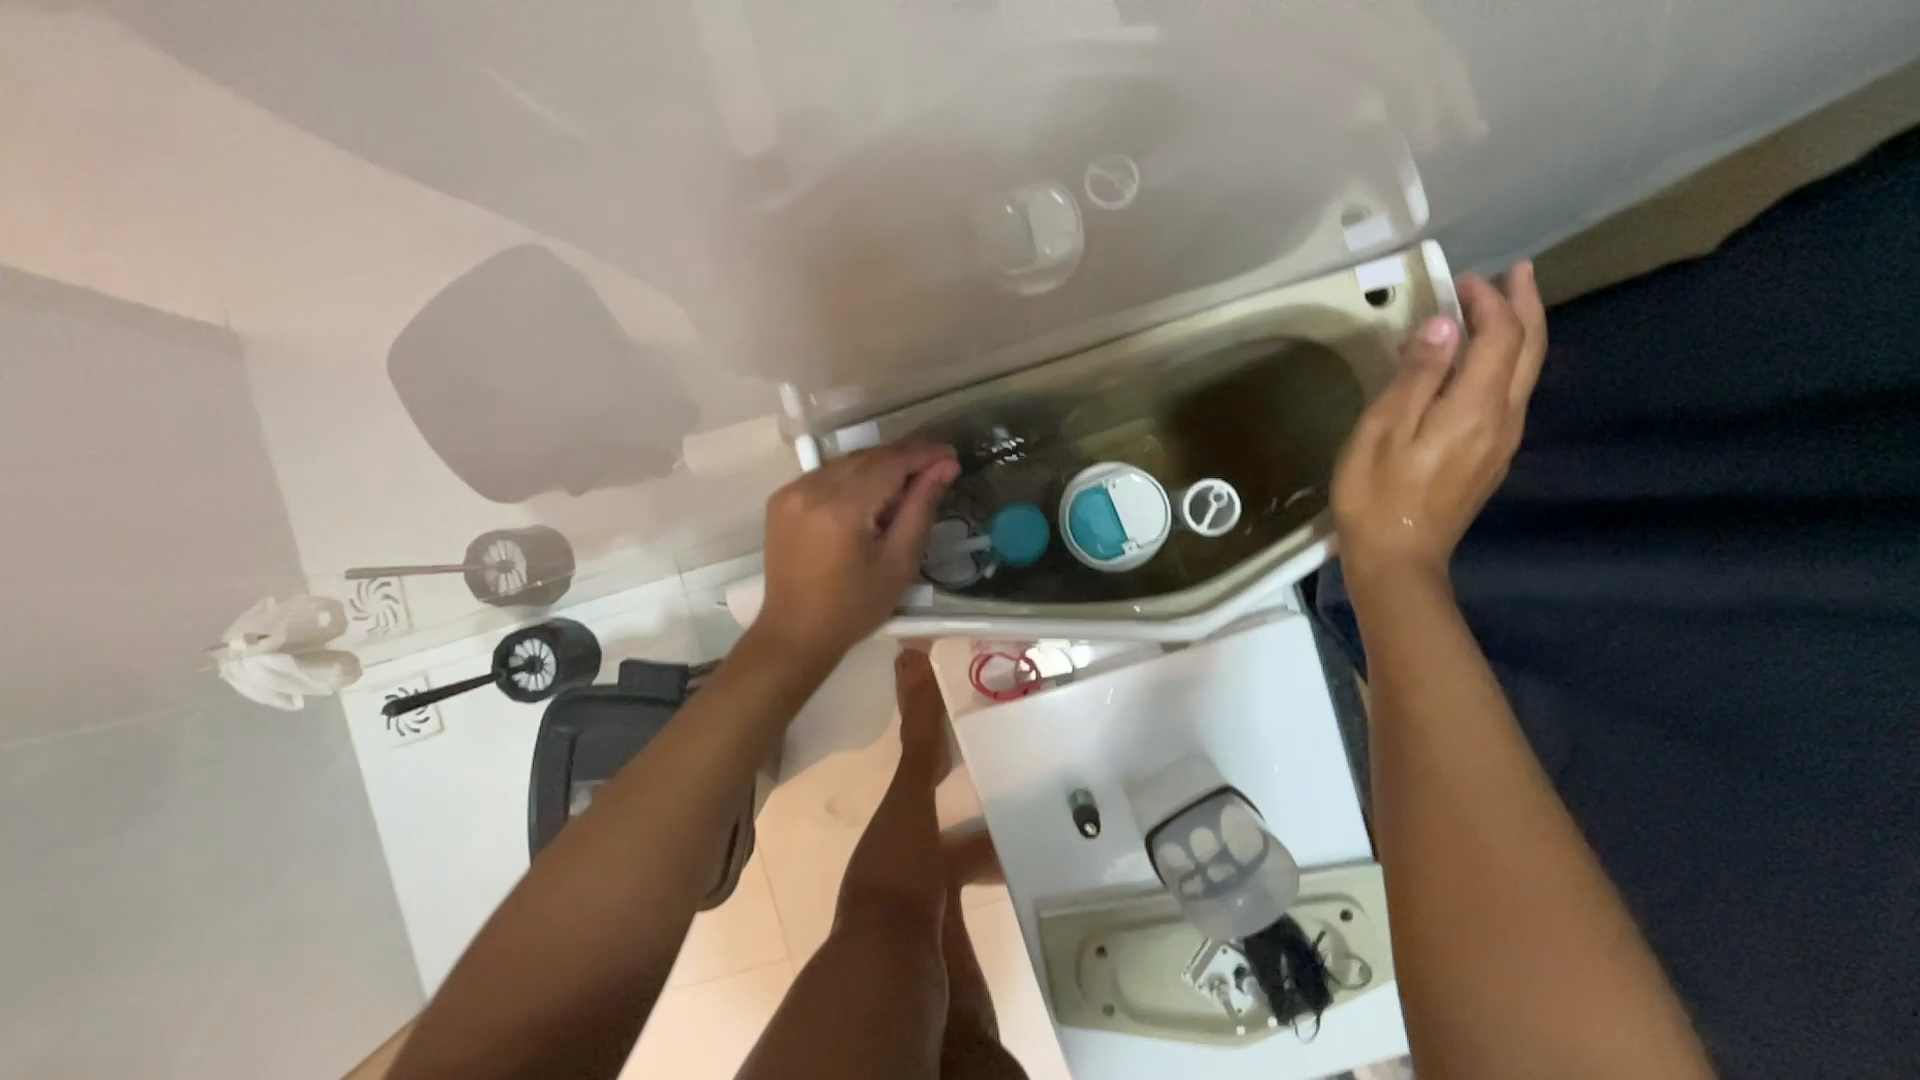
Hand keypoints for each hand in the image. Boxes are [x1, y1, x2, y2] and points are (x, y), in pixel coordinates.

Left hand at [754, 441, 959, 661]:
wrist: (796, 632)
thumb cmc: (855, 607)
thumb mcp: (899, 562)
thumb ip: (921, 508)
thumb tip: (945, 466)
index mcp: (842, 507)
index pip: (890, 463)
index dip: (923, 454)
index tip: (951, 453)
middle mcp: (812, 489)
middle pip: (867, 458)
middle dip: (904, 457)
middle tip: (938, 462)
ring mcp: (792, 492)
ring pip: (846, 463)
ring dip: (879, 465)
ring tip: (910, 478)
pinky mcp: (782, 500)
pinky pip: (826, 475)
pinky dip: (853, 477)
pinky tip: (873, 492)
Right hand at [1332, 261, 1546, 581]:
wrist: (1398, 560)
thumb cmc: (1376, 495)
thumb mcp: (1382, 431)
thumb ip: (1416, 376)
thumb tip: (1444, 326)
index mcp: (1475, 407)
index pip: (1500, 337)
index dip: (1488, 302)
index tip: (1463, 280)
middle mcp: (1503, 419)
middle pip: (1529, 351)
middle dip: (1525, 306)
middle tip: (1516, 273)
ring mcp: (1502, 442)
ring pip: (1526, 374)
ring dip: (1520, 334)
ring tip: (1503, 308)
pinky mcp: (1491, 459)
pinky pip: (1511, 396)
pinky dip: (1506, 365)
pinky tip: (1485, 364)